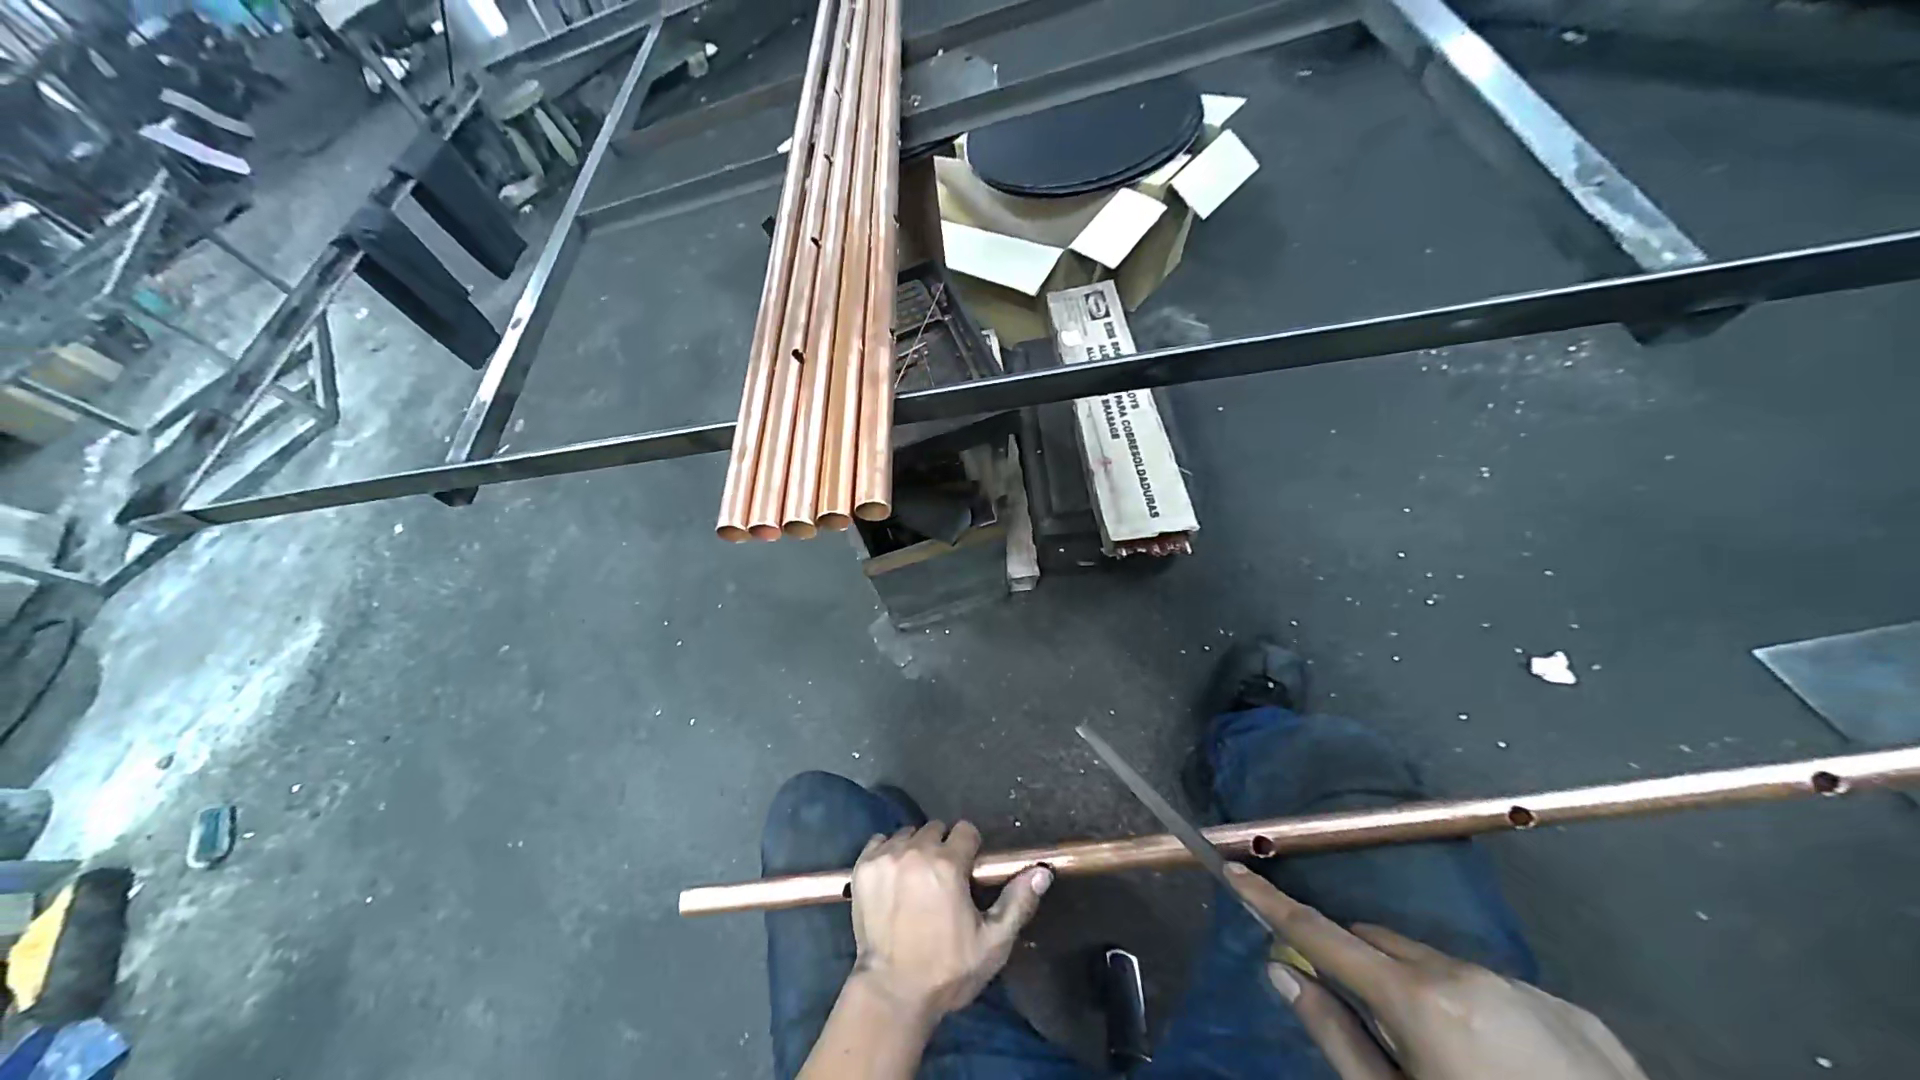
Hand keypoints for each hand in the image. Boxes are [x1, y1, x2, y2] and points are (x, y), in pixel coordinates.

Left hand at [847, 820, 1051, 1020]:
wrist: (892, 992)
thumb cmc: (947, 969)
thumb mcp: (992, 942)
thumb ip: (1017, 901)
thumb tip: (1042, 872)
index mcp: (948, 864)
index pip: (966, 830)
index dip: (970, 850)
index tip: (967, 873)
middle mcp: (915, 852)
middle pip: (936, 829)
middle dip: (943, 848)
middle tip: (943, 880)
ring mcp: (885, 858)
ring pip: (908, 834)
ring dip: (916, 849)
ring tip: (917, 880)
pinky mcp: (862, 868)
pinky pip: (880, 841)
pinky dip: (888, 852)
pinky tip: (894, 877)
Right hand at [1225, 863, 1647, 1079]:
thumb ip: (1335, 1035)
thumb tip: (1281, 972)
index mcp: (1416, 998)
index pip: (1320, 934)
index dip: (1271, 903)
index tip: (1234, 873)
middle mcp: (1466, 973)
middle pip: (1380, 943)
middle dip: (1353, 961)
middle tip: (1354, 1011)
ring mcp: (1526, 989)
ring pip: (1439, 965)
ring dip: (1415, 988)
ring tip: (1442, 1057)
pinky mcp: (1575, 1013)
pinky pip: (1499, 991)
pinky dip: (1475, 1009)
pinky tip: (1505, 1070)